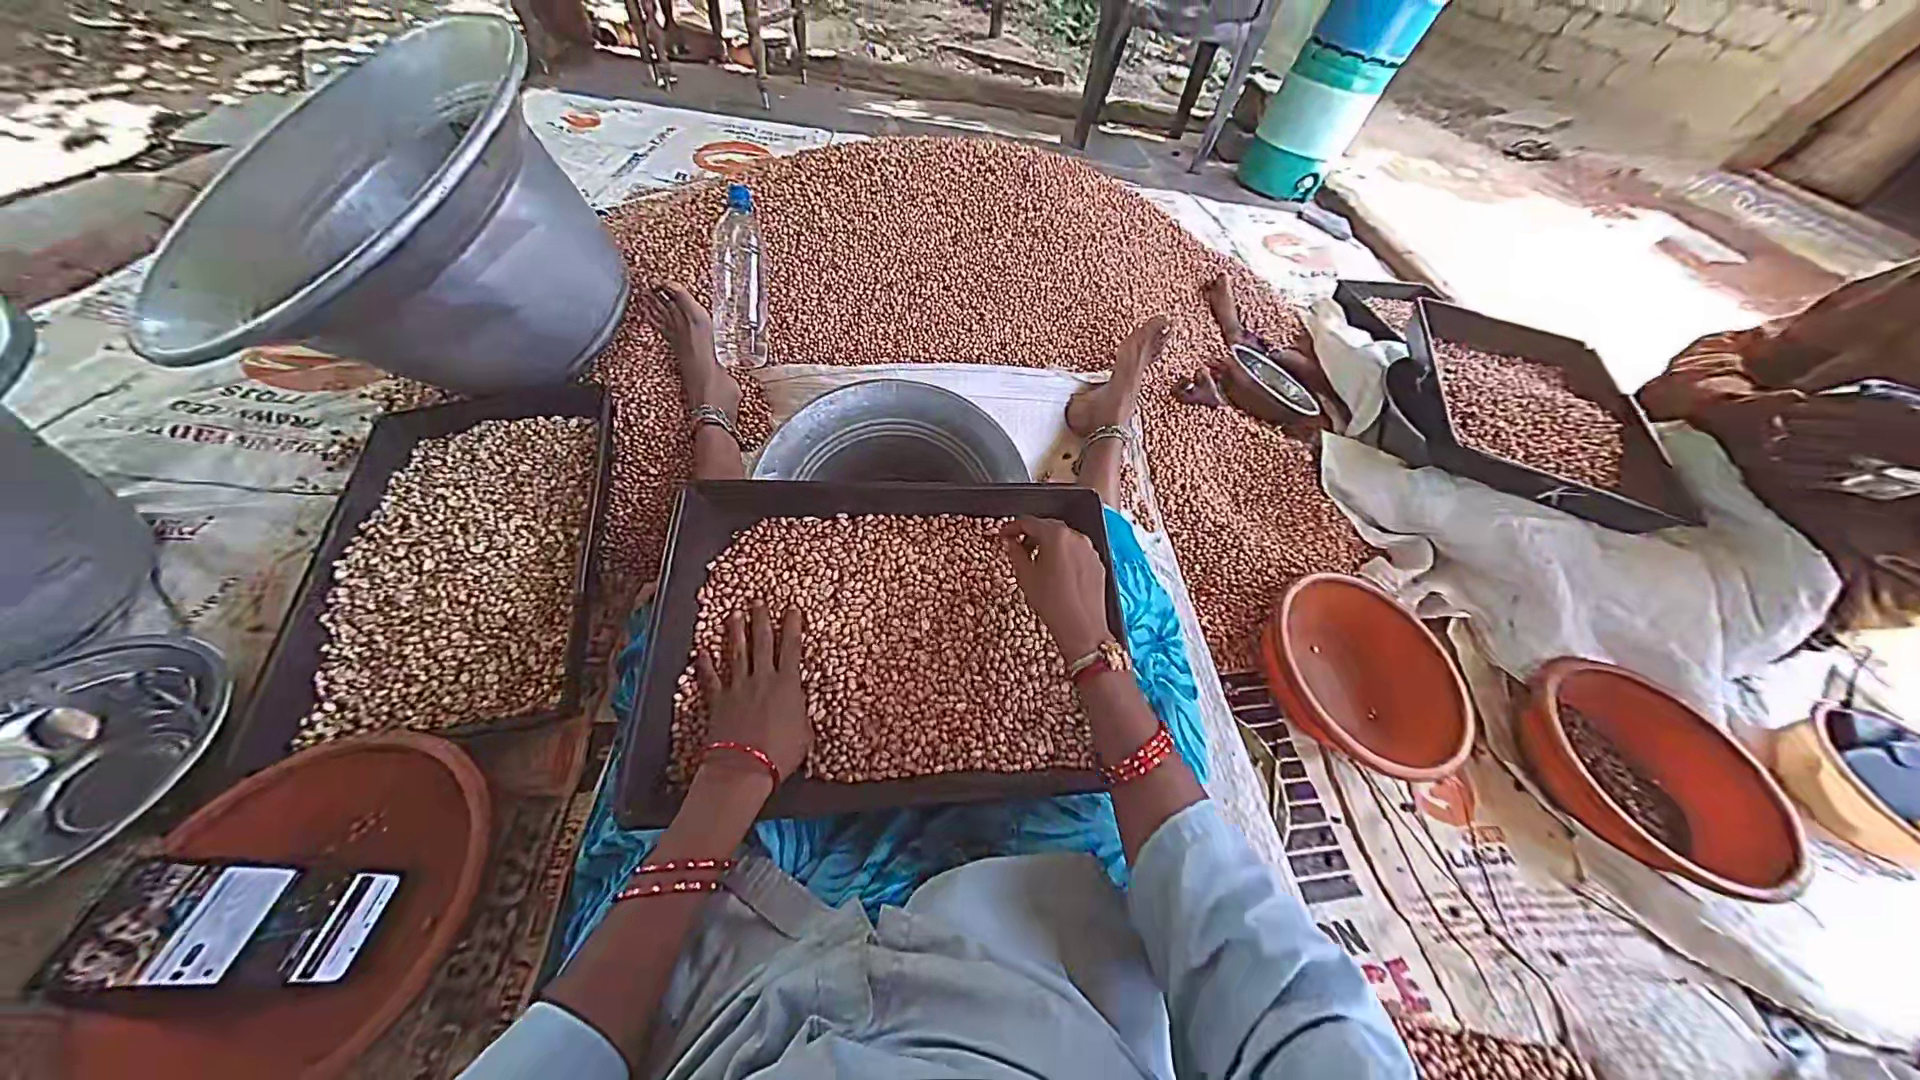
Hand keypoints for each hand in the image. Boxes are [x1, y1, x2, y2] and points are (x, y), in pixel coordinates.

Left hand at [695, 601, 810, 783]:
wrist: (745, 767)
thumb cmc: (781, 753)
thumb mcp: (804, 733)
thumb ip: (800, 713)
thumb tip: (798, 707)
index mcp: (788, 684)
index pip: (791, 648)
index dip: (792, 627)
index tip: (792, 610)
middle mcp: (763, 679)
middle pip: (762, 643)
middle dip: (761, 620)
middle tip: (758, 602)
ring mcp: (738, 688)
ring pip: (737, 654)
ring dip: (736, 633)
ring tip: (734, 615)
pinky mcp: (719, 701)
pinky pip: (711, 678)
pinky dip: (706, 664)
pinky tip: (702, 651)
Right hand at [998, 517, 1113, 661]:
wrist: (1081, 627)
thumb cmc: (1053, 603)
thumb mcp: (1025, 576)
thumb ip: (1015, 552)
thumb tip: (1010, 542)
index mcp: (1055, 536)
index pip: (1028, 522)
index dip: (1012, 526)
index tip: (1003, 533)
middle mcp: (1075, 537)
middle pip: (1048, 526)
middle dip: (1030, 534)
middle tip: (1016, 545)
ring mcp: (1089, 549)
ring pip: (1064, 538)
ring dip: (1048, 544)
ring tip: (1036, 560)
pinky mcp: (1097, 562)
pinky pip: (1076, 551)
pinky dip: (1064, 554)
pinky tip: (1056, 571)